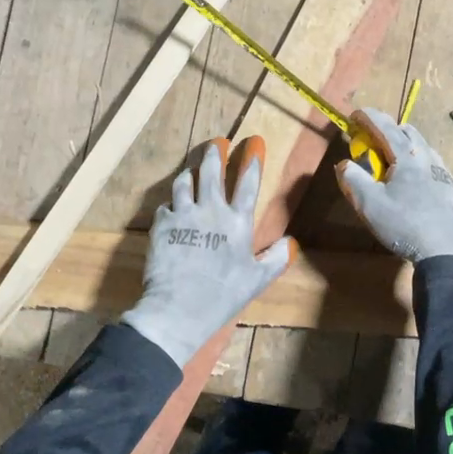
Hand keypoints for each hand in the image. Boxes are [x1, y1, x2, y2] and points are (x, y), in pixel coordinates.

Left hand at [121, 138, 292, 366]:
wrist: (178, 309)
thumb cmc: (222, 295)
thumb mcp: (257, 280)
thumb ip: (276, 259)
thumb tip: (291, 243)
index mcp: (237, 221)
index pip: (248, 184)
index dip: (252, 163)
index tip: (254, 145)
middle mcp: (211, 210)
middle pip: (211, 172)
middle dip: (214, 154)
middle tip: (215, 144)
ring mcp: (184, 214)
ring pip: (184, 182)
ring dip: (188, 175)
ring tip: (189, 174)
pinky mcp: (161, 225)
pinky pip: (165, 206)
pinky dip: (170, 206)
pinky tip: (171, 212)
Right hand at [335, 108, 452, 263]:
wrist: (446, 250)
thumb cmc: (405, 224)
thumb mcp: (370, 205)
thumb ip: (353, 179)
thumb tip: (344, 164)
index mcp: (407, 155)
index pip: (385, 126)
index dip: (368, 117)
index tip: (353, 114)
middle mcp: (427, 155)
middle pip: (405, 131)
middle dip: (386, 130)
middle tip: (369, 141)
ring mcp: (442, 169)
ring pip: (420, 145)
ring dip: (401, 145)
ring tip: (388, 161)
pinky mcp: (449, 184)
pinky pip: (429, 161)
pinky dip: (414, 160)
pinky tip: (410, 180)